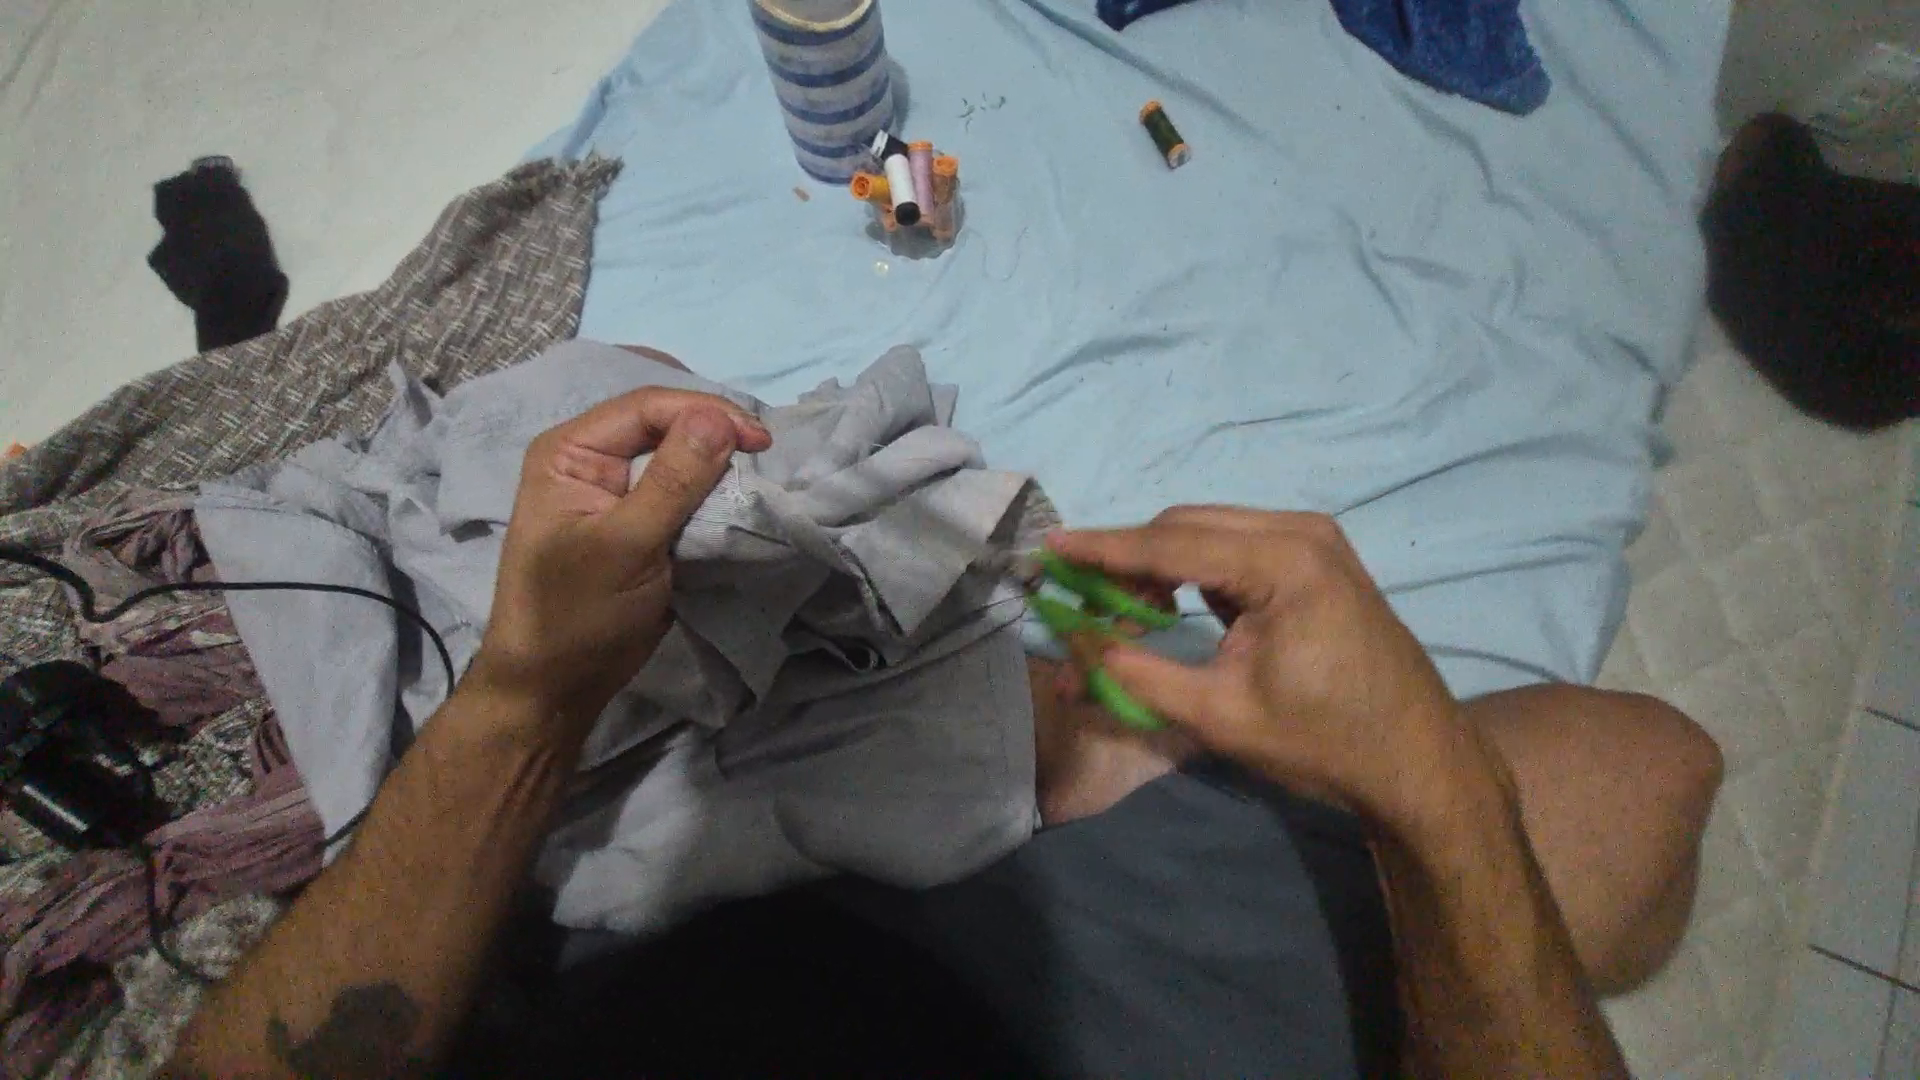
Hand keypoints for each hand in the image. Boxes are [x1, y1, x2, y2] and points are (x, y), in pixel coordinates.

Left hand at [470, 388, 771, 724]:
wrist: (561, 683)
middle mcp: (594, 461)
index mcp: (571, 452)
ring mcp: (620, 492)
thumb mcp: (626, 545)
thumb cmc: (578, 613)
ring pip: (680, 456)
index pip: (646, 408)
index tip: (760, 440)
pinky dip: (715, 492)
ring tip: (756, 473)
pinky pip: (686, 491)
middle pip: (665, 424)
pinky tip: (738, 498)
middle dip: (715, 430)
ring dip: (718, 462)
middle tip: (763, 451)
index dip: (706, 412)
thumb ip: (672, 480)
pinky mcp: (645, 523)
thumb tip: (720, 419)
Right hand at [1048, 507, 1508, 834]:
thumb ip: (1137, 674)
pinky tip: (1176, 601)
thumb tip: (1074, 649)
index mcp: (1282, 564)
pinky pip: (1233, 542)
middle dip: (1129, 559)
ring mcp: (1313, 539)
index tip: (1051, 545)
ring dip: (1159, 562)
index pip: (1169, 544)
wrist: (1418, 761)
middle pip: (1185, 526)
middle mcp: (1299, 532)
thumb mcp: (1218, 715)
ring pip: (1207, 529)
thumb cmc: (1322, 742)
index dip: (1103, 547)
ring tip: (1129, 610)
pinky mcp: (1315, 555)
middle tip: (1088, 602)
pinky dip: (1193, 566)